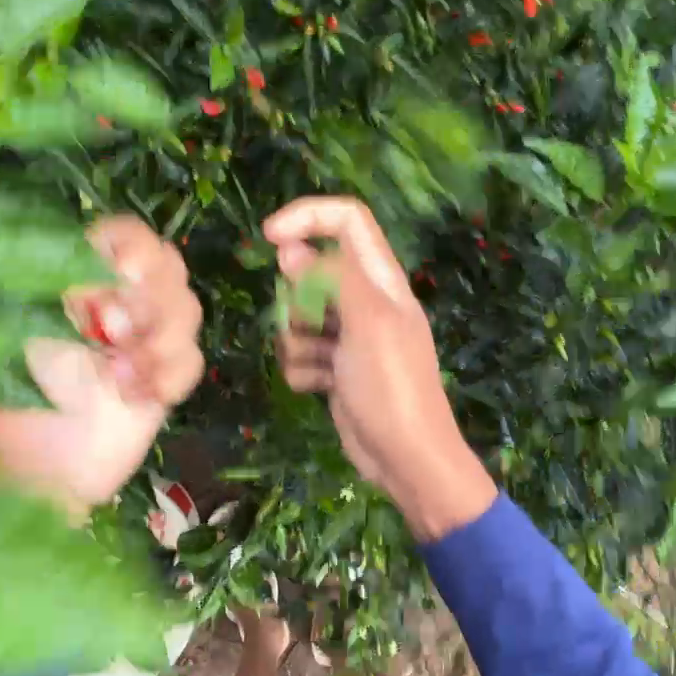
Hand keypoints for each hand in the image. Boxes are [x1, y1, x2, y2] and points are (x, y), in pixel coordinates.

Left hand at [0, 217, 203, 515]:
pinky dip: (172, 375)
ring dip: (159, 339)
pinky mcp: (167, 379)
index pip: (125, 237)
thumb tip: (106, 271)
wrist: (43, 468)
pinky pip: (194, 360)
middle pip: (169, 267)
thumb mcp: (28, 331)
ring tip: (121, 374)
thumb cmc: (23, 397)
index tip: (123, 271)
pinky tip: (140, 396)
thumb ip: (64, 289)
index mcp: (84, 280)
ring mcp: (148, 340)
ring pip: (188, 311)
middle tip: (113, 331)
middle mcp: (121, 302)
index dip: (134, 245)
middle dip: (150, 297)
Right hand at [266, 196, 495, 541]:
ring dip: (299, 342)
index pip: (347, 221)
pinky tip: (324, 389)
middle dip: (298, 300)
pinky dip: (303, 371)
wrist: (406, 457)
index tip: (269, 237)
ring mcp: (347, 338)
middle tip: (317, 329)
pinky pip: (298, 355)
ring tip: (326, 366)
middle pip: (310, 273)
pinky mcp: (333, 370)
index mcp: (381, 280)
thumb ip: (330, 277)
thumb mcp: (368, 322)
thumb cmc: (393, 385)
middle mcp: (364, 302)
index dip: (308, 218)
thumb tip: (290, 247)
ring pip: (297, 317)